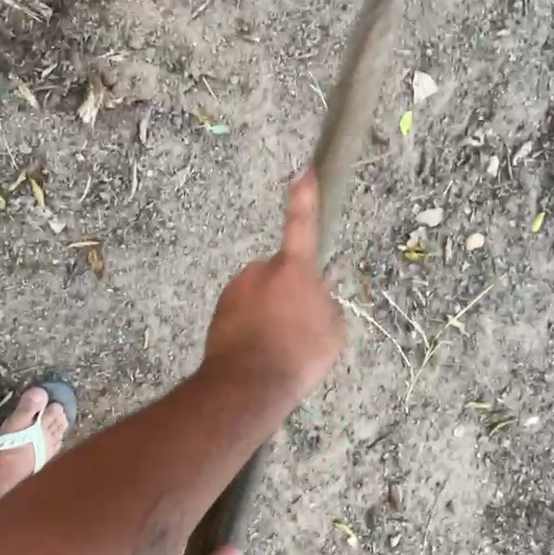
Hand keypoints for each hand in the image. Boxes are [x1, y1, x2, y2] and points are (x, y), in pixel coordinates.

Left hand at [199, 171, 345, 397]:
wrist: (248, 383)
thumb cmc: (298, 356)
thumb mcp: (334, 331)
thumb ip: (325, 302)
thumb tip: (314, 297)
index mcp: (294, 270)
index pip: (302, 225)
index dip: (305, 198)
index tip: (303, 171)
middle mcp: (260, 270)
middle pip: (281, 273)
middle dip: (288, 292)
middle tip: (296, 328)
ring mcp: (236, 288)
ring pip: (260, 294)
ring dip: (268, 311)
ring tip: (276, 345)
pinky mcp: (219, 307)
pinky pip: (243, 310)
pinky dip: (250, 324)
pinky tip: (257, 348)